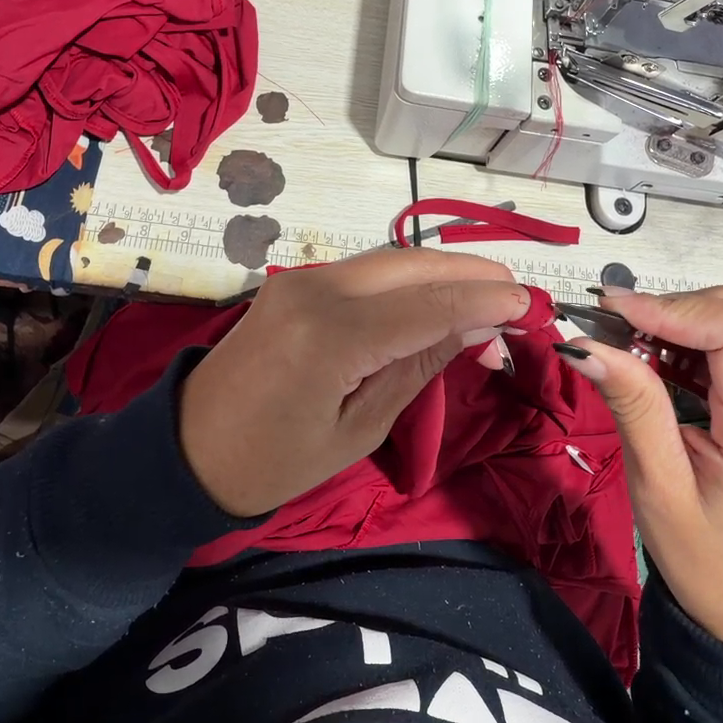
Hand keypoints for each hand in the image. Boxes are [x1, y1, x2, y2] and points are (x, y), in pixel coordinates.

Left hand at [178, 249, 530, 516]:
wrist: (188, 451)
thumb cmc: (275, 463)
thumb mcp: (359, 429)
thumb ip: (418, 365)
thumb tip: (477, 326)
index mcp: (331, 338)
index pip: (428, 306)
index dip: (485, 303)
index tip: (534, 305)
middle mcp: (316, 291)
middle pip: (412, 266)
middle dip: (472, 273)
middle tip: (520, 292)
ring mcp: (301, 280)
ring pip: (390, 260)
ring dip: (442, 270)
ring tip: (491, 289)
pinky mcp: (294, 282)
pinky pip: (365, 270)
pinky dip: (408, 277)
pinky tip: (437, 291)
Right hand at [563, 281, 722, 646]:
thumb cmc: (701, 554)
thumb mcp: (656, 486)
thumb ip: (632, 405)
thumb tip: (584, 343)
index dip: (671, 307)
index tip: (610, 312)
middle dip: (676, 307)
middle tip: (619, 332)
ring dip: (691, 314)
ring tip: (642, 346)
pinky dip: (704, 331)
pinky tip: (668, 360)